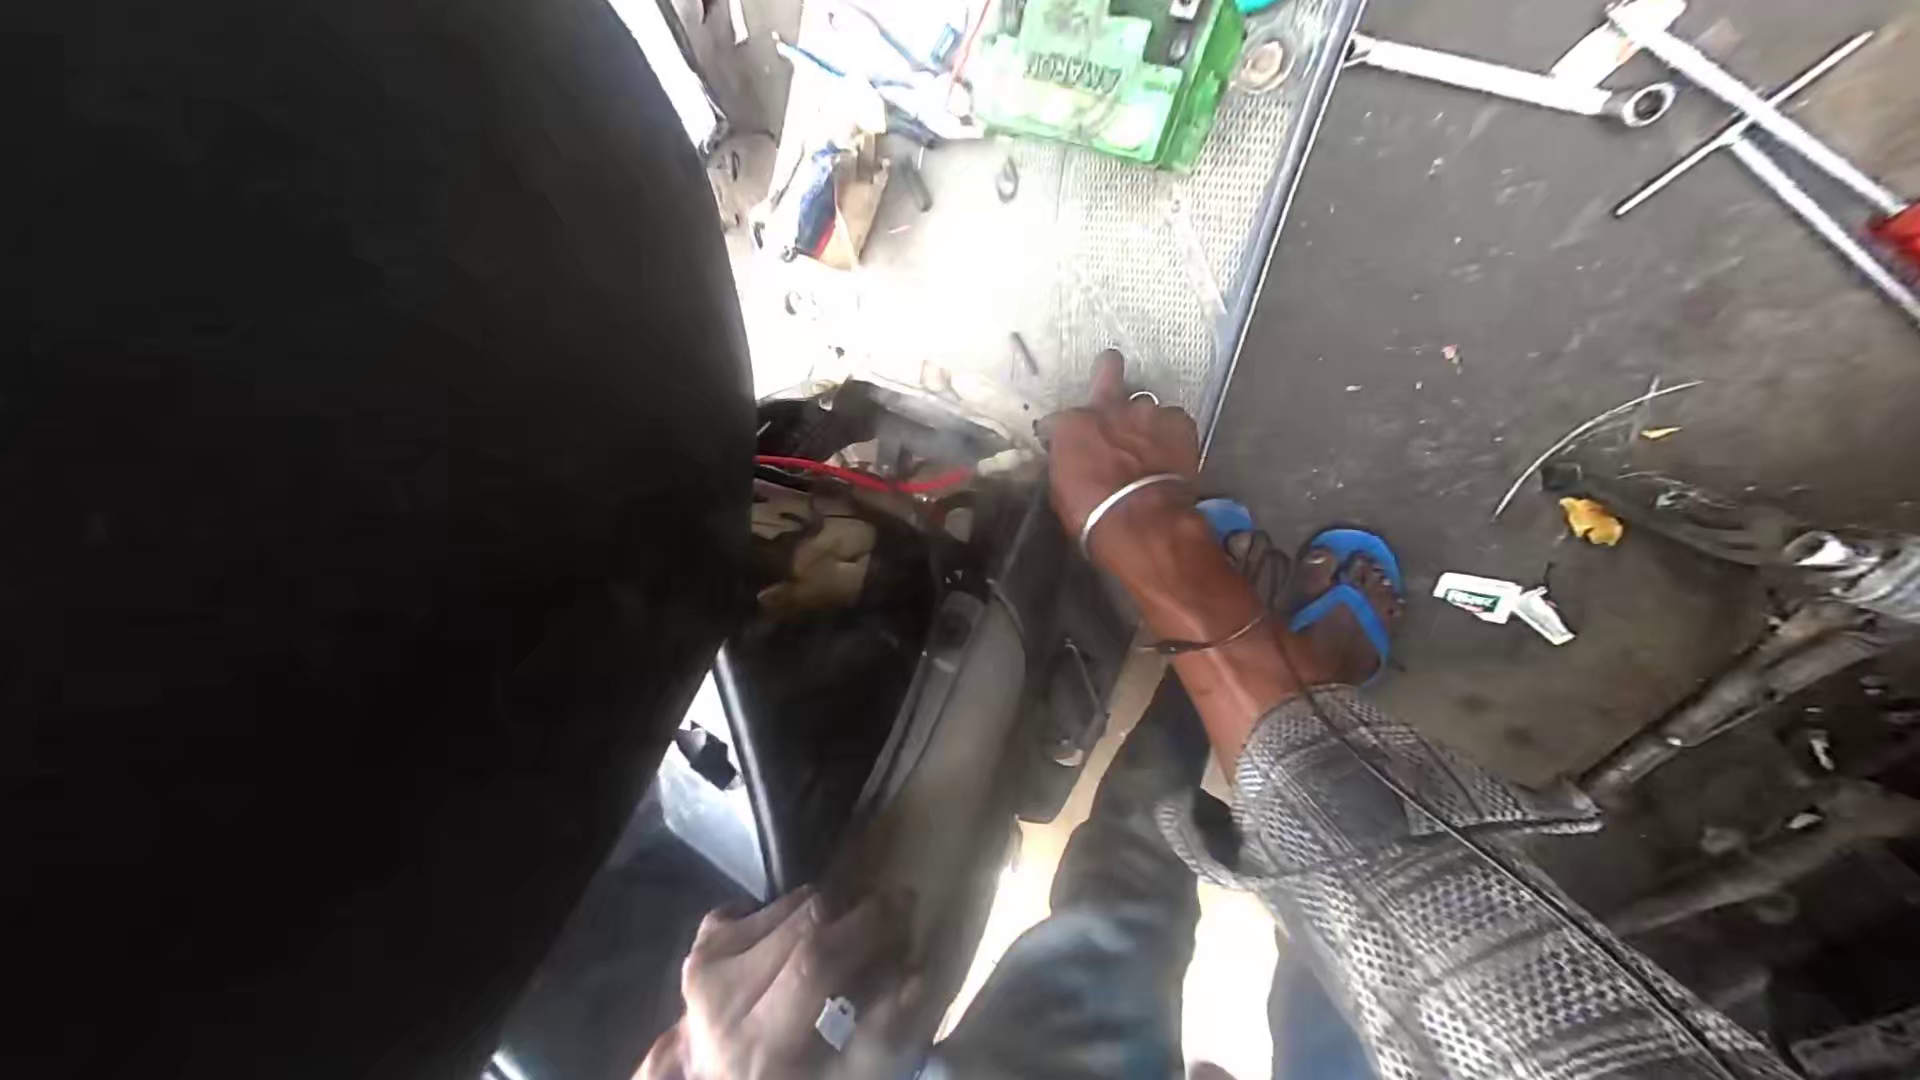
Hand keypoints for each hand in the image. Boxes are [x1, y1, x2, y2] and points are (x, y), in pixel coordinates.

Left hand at [637, 886, 922, 1079]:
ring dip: (828, 912)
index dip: (867, 924)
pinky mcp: (700, 947)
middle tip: (888, 913)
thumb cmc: (793, 1079)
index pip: (818, 958)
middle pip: (807, 920)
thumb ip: (880, 1036)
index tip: (908, 903)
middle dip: (857, 910)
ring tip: (841, 937)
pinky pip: (761, 904)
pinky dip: (788, 911)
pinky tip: (793, 940)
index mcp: (760, 1043)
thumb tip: (916, 975)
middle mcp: (723, 998)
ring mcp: (704, 968)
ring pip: (791, 903)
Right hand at [1046, 350, 1200, 572]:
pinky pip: (1174, 420)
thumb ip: (1065, 462)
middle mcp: (1109, 408)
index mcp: (1072, 425)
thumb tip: (1070, 460)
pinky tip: (1169, 452)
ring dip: (1142, 420)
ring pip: (1144, 405)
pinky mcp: (1180, 423)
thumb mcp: (1061, 490)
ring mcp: (1147, 412)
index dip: (1059, 432)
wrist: (1140, 521)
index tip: (1061, 444)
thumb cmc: (1092, 512)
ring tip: (1147, 441)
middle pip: (1108, 370)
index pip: (1057, 420)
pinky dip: (1170, 434)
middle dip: (1107, 369)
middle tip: (1110, 368)